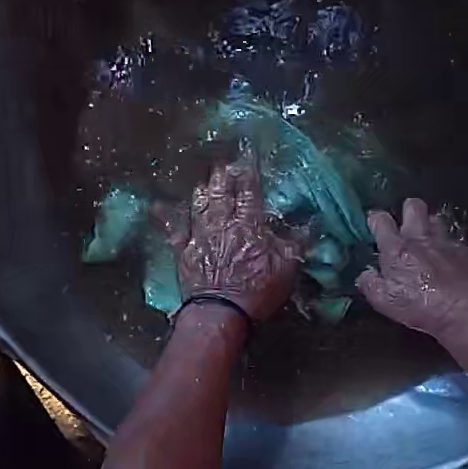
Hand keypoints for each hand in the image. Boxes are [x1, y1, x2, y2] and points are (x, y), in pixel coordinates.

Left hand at [166, 158, 300, 321]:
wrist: (221, 313)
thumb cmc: (258, 291)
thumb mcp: (287, 267)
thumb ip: (295, 242)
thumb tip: (309, 223)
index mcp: (249, 225)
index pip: (249, 191)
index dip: (249, 171)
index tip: (249, 155)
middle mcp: (222, 224)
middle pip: (220, 192)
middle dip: (222, 175)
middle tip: (223, 162)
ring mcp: (200, 237)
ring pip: (198, 205)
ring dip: (201, 189)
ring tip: (203, 178)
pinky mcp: (183, 252)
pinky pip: (173, 229)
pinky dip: (166, 216)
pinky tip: (158, 205)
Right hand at [356, 198, 467, 340]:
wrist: (465, 309)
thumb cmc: (422, 307)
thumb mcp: (385, 302)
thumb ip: (370, 284)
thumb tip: (366, 274)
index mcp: (396, 248)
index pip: (380, 219)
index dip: (375, 220)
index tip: (374, 226)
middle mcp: (419, 238)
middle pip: (412, 205)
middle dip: (406, 211)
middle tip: (404, 228)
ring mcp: (443, 241)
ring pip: (434, 217)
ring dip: (428, 224)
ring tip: (425, 240)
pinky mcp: (462, 249)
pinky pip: (451, 236)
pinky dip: (445, 241)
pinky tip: (444, 255)